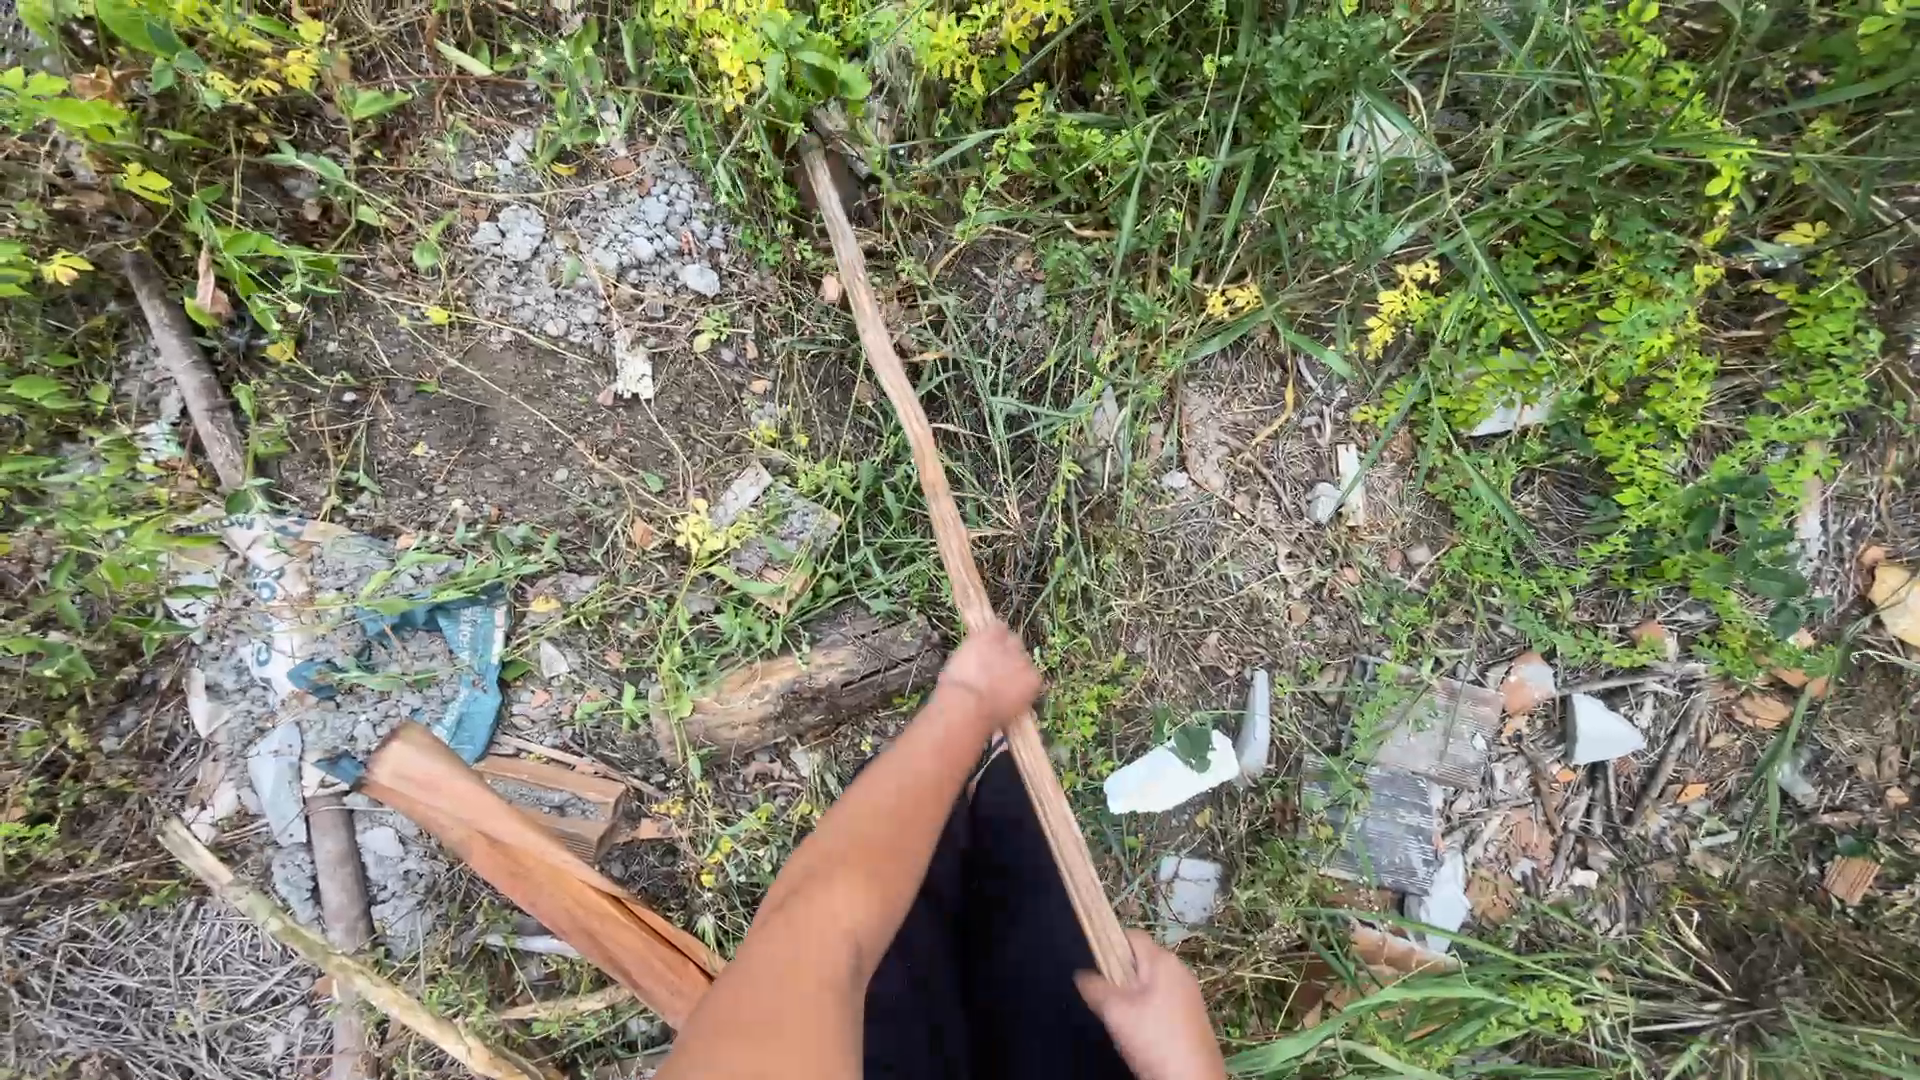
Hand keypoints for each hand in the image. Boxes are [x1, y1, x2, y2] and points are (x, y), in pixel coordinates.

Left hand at [933, 621, 1040, 733]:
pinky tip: (982, 637)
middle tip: (992, 667)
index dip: (1016, 676)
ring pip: (1010, 638)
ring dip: (1000, 644)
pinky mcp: (993, 636)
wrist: (968, 704)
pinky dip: (991, 631)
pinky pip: (997, 626)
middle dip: (1009, 659)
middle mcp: (1026, 662)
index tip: (1005, 681)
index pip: (1030, 674)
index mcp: (1033, 682)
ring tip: (985, 653)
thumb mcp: (1007, 713)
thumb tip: (1008, 695)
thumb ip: (1014, 698)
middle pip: (1022, 654)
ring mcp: (1009, 647)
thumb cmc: (985, 718)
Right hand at [1076, 930, 1226, 1079]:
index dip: (1109, 945)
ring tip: (1125, 1021)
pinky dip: (1150, 1011)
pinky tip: (1145, 1035)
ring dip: (1134, 997)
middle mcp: (1180, 969)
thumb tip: (1081, 974)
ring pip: (1151, 983)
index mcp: (1163, 959)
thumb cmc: (1154, 1040)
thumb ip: (1094, 987)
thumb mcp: (1115, 1012)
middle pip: (1140, 960)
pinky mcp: (1195, 1016)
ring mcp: (1191, 993)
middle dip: (1121, 976)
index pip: (1130, 936)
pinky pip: (1165, 1001)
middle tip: (1109, 1001)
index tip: (1097, 969)